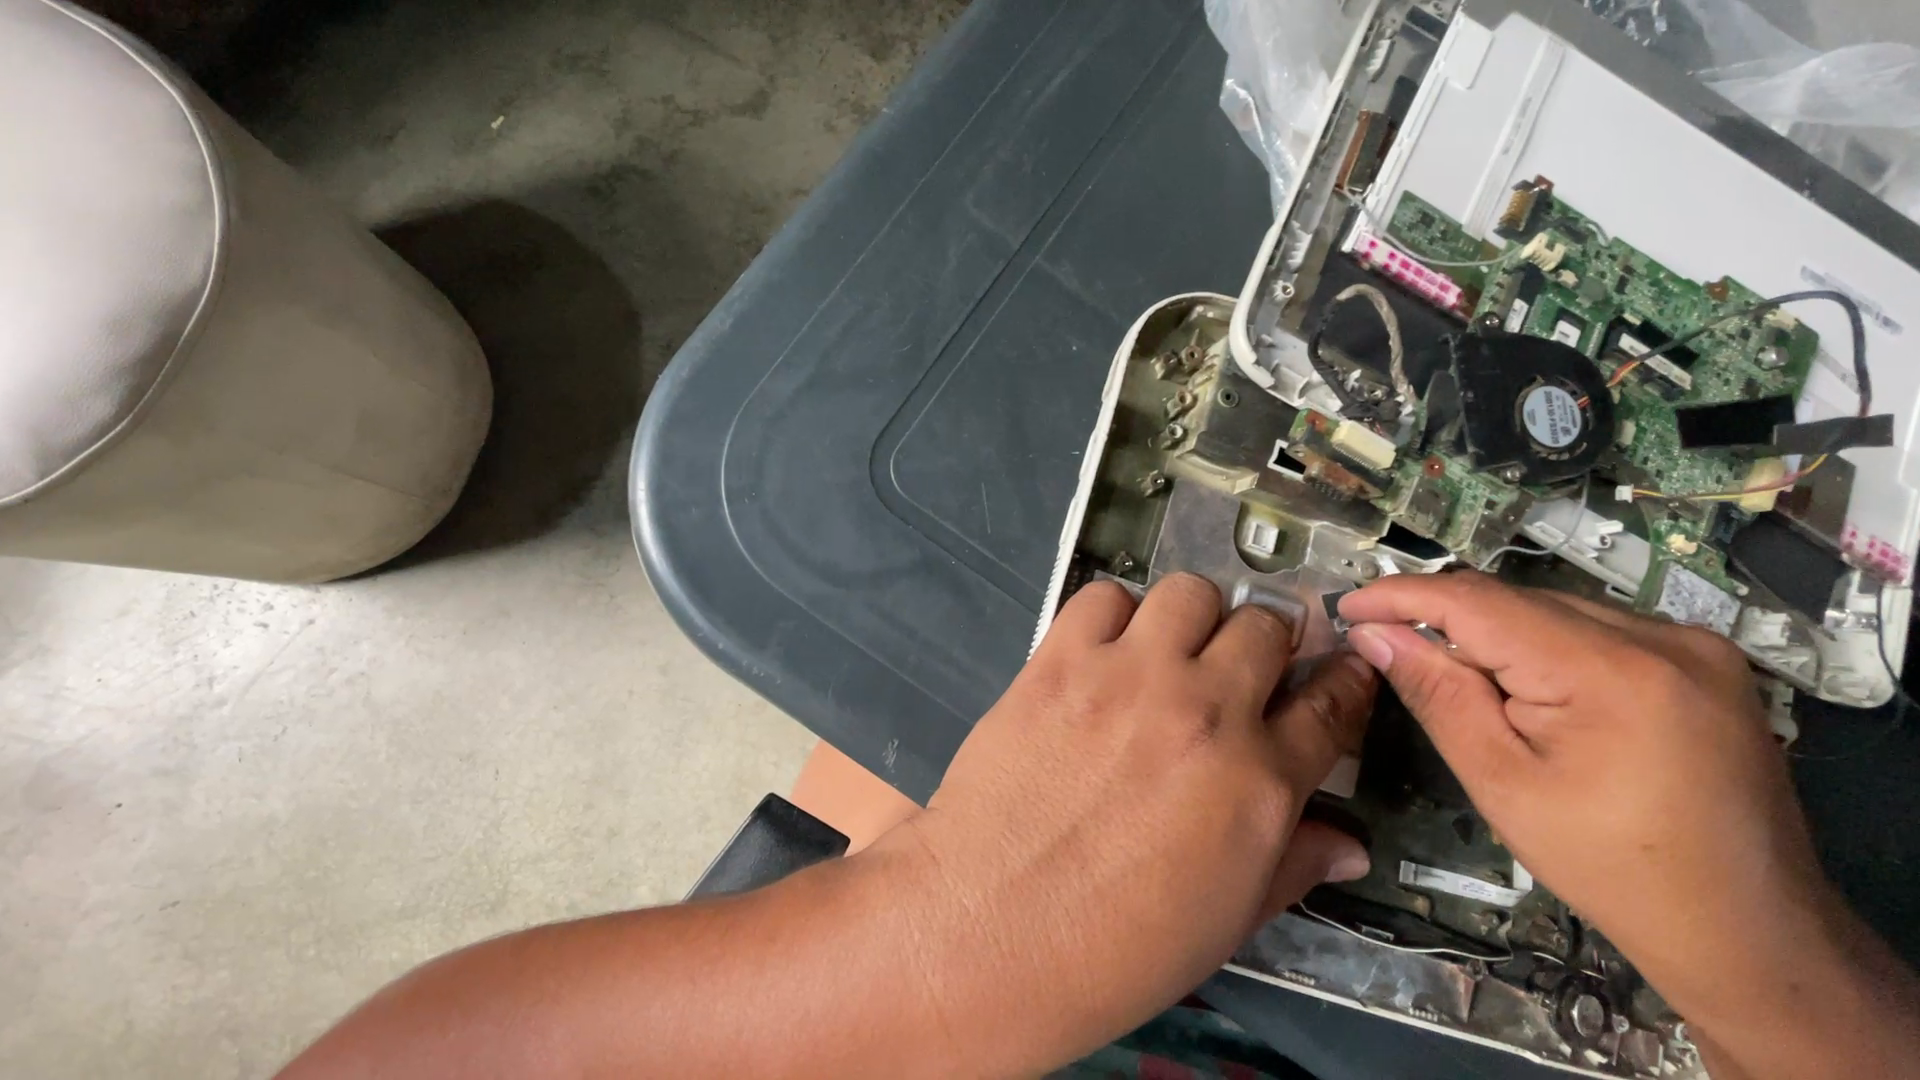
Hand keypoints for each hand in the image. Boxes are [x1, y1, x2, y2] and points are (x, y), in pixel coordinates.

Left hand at [863, 574, 1376, 1075]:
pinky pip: (1102, 597)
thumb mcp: (1225, 921)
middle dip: (1263, 642)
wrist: (988, 929)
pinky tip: (1100, 651)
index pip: (1331, 705)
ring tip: (1167, 651)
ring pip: (1189, 594)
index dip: (1343, 680)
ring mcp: (1129, 678)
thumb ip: (1292, 866)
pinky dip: (1111, 614)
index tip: (1338, 668)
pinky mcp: (1059, 662)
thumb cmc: (1114, 948)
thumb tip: (1347, 845)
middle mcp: (1205, 711)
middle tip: (1234, 668)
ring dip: (1191, 618)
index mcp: (1261, 781)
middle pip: (1263, 627)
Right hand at [1338, 573, 1919, 1078]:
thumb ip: (1436, 692)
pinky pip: (1597, 628)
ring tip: (1459, 677)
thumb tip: (1372, 633)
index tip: (1347, 604)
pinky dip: (1543, 644)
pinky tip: (1528, 687)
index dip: (1403, 595)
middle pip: (1517, 600)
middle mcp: (1660, 635)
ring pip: (1555, 610)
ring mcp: (1694, 644)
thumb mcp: (1499, 780)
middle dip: (1446, 620)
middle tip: (1389, 649)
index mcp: (1608, 669)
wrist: (1746, 926)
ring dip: (1494, 633)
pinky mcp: (1707, 661)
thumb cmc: (1605, 862)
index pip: (1478, 601)